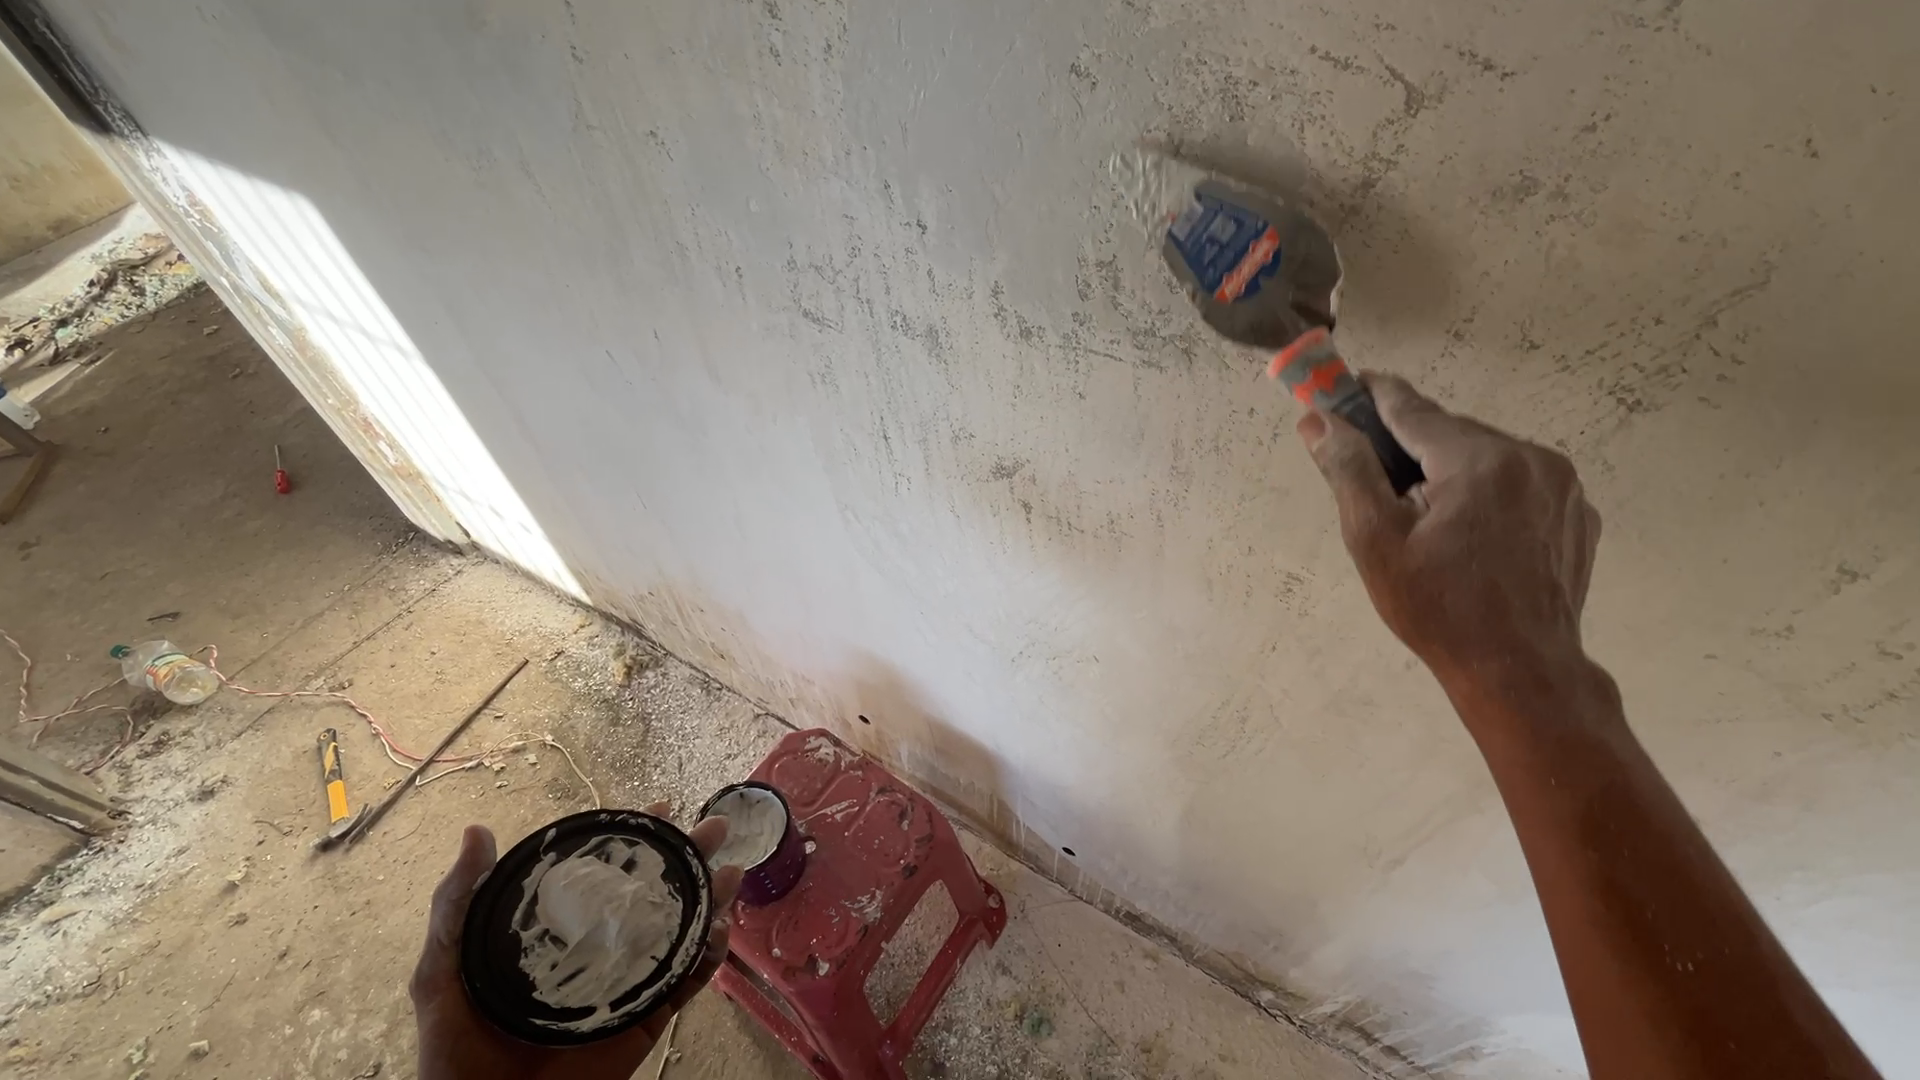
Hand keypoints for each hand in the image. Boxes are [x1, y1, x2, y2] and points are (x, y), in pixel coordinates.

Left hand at [409, 804, 743, 1079]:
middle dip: (689, 855)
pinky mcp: (647, 1017)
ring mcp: (629, 981)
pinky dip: (709, 957)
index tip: (658, 808)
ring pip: (682, 929)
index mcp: (562, 929)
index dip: (634, 837)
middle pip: (655, 892)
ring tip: (731, 870)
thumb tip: (477, 831)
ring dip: (711, 897)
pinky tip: (718, 931)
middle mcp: (602, 946)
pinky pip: (687, 983)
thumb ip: (457, 905)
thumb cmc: (458, 1054)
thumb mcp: (443, 973)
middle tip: (714, 826)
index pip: (605, 872)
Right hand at [1297, 375, 1601, 691]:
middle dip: (1409, 447)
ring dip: (1448, 470)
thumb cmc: (1434, 606)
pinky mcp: (1578, 514)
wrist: (1518, 669)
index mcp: (1480, 459)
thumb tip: (1318, 420)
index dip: (1373, 395)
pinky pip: (1519, 483)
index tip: (1346, 385)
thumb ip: (1348, 469)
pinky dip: (1486, 492)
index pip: (1412, 409)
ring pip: (1486, 456)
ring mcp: (1564, 486)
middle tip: (1377, 483)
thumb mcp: (1374, 538)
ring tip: (1426, 521)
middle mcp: (1532, 458)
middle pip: (1451, 434)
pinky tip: (1469, 536)